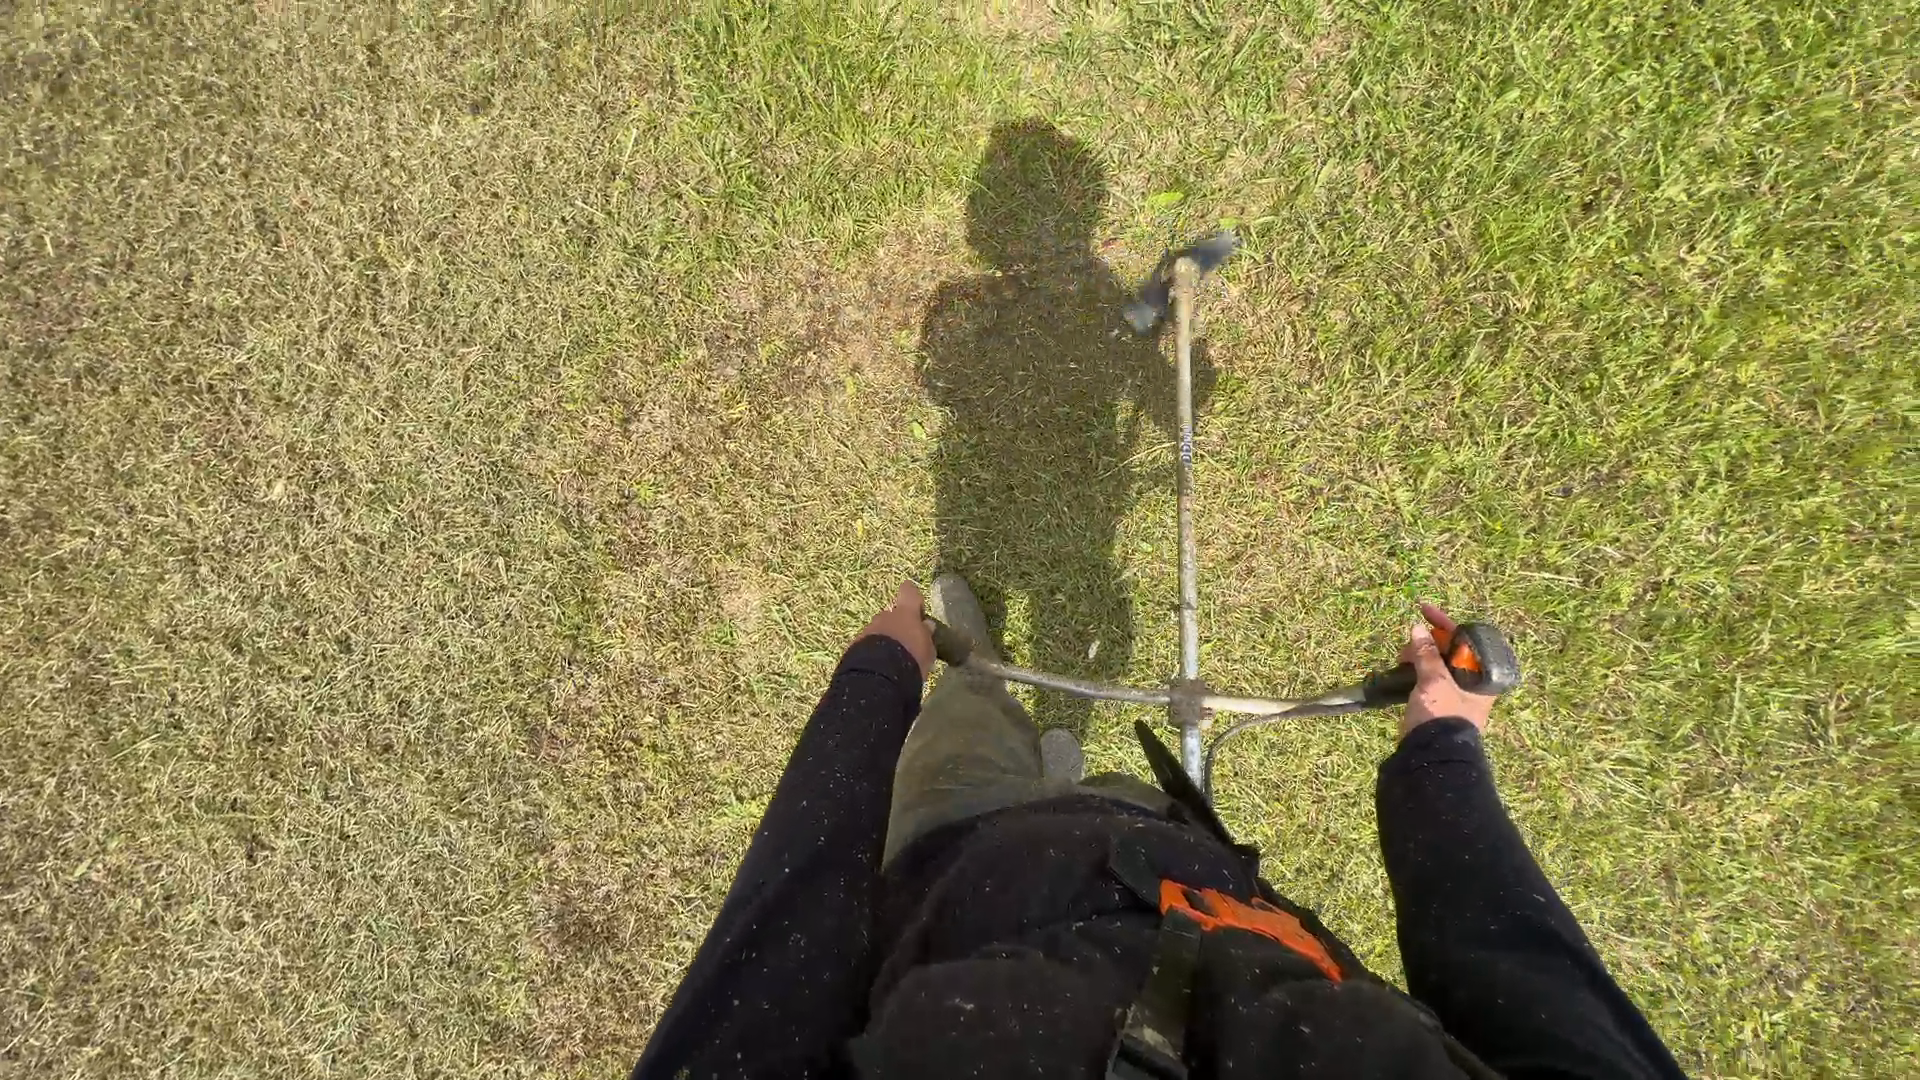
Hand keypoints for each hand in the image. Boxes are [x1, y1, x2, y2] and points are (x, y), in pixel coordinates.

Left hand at [858, 579, 934, 677]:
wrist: (879, 678)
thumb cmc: (911, 659)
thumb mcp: (927, 650)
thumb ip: (926, 635)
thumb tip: (926, 625)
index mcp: (905, 613)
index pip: (909, 592)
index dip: (912, 595)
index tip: (916, 602)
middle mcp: (885, 616)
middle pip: (892, 614)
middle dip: (897, 625)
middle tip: (905, 642)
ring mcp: (868, 629)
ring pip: (878, 629)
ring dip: (884, 639)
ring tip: (892, 659)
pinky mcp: (855, 645)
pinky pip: (867, 644)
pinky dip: (872, 651)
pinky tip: (879, 666)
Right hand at [1398, 602, 1496, 738]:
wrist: (1433, 753)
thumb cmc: (1442, 715)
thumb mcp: (1434, 681)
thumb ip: (1426, 654)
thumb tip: (1417, 628)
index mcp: (1482, 675)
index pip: (1466, 639)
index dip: (1444, 623)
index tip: (1423, 609)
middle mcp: (1472, 680)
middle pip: (1449, 648)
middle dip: (1425, 641)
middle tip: (1406, 648)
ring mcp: (1456, 689)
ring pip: (1436, 660)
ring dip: (1417, 654)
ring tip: (1401, 661)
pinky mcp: (1439, 698)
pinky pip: (1427, 673)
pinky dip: (1415, 667)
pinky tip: (1402, 668)